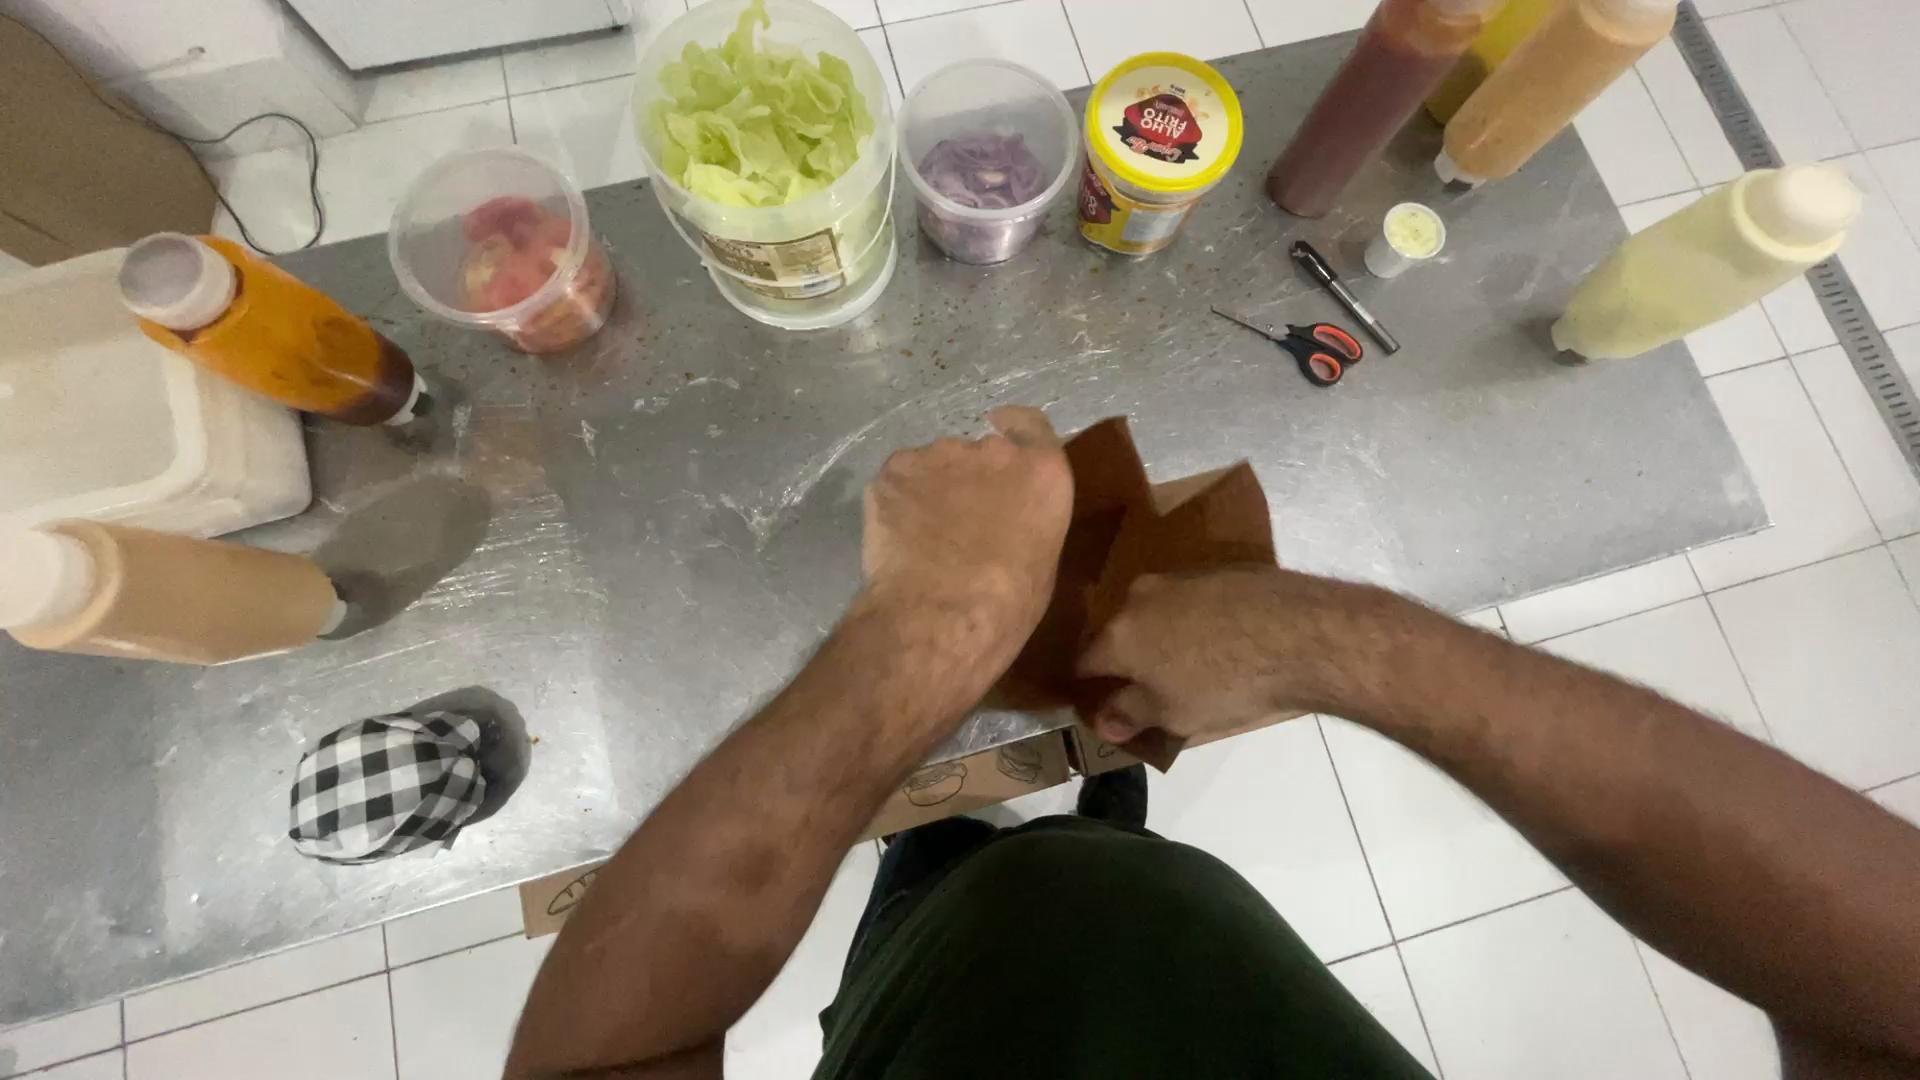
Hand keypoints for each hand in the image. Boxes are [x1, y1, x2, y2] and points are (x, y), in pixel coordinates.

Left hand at [860, 406, 1073, 662]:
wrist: (940, 615)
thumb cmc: (1008, 605)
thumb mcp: (1042, 562)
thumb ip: (1026, 522)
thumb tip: (1007, 524)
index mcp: (1041, 471)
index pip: (1030, 425)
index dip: (1014, 424)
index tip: (1001, 424)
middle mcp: (992, 450)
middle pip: (978, 452)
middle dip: (969, 477)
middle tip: (959, 520)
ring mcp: (939, 455)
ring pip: (934, 466)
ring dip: (932, 489)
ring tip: (923, 535)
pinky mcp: (894, 470)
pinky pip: (898, 480)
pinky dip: (897, 501)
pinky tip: (897, 537)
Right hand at [1076, 566, 1401, 745]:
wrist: (1301, 633)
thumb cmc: (1226, 684)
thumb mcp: (1172, 715)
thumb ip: (1129, 715)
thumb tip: (1103, 720)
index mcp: (1118, 634)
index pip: (1083, 661)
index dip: (1086, 685)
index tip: (1095, 702)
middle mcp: (1139, 597)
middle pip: (1120, 632)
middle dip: (1127, 658)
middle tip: (1148, 686)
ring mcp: (1179, 577)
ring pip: (1156, 612)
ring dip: (1162, 636)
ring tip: (1192, 664)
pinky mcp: (1218, 570)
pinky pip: (1192, 600)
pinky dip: (1197, 621)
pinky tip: (1225, 641)